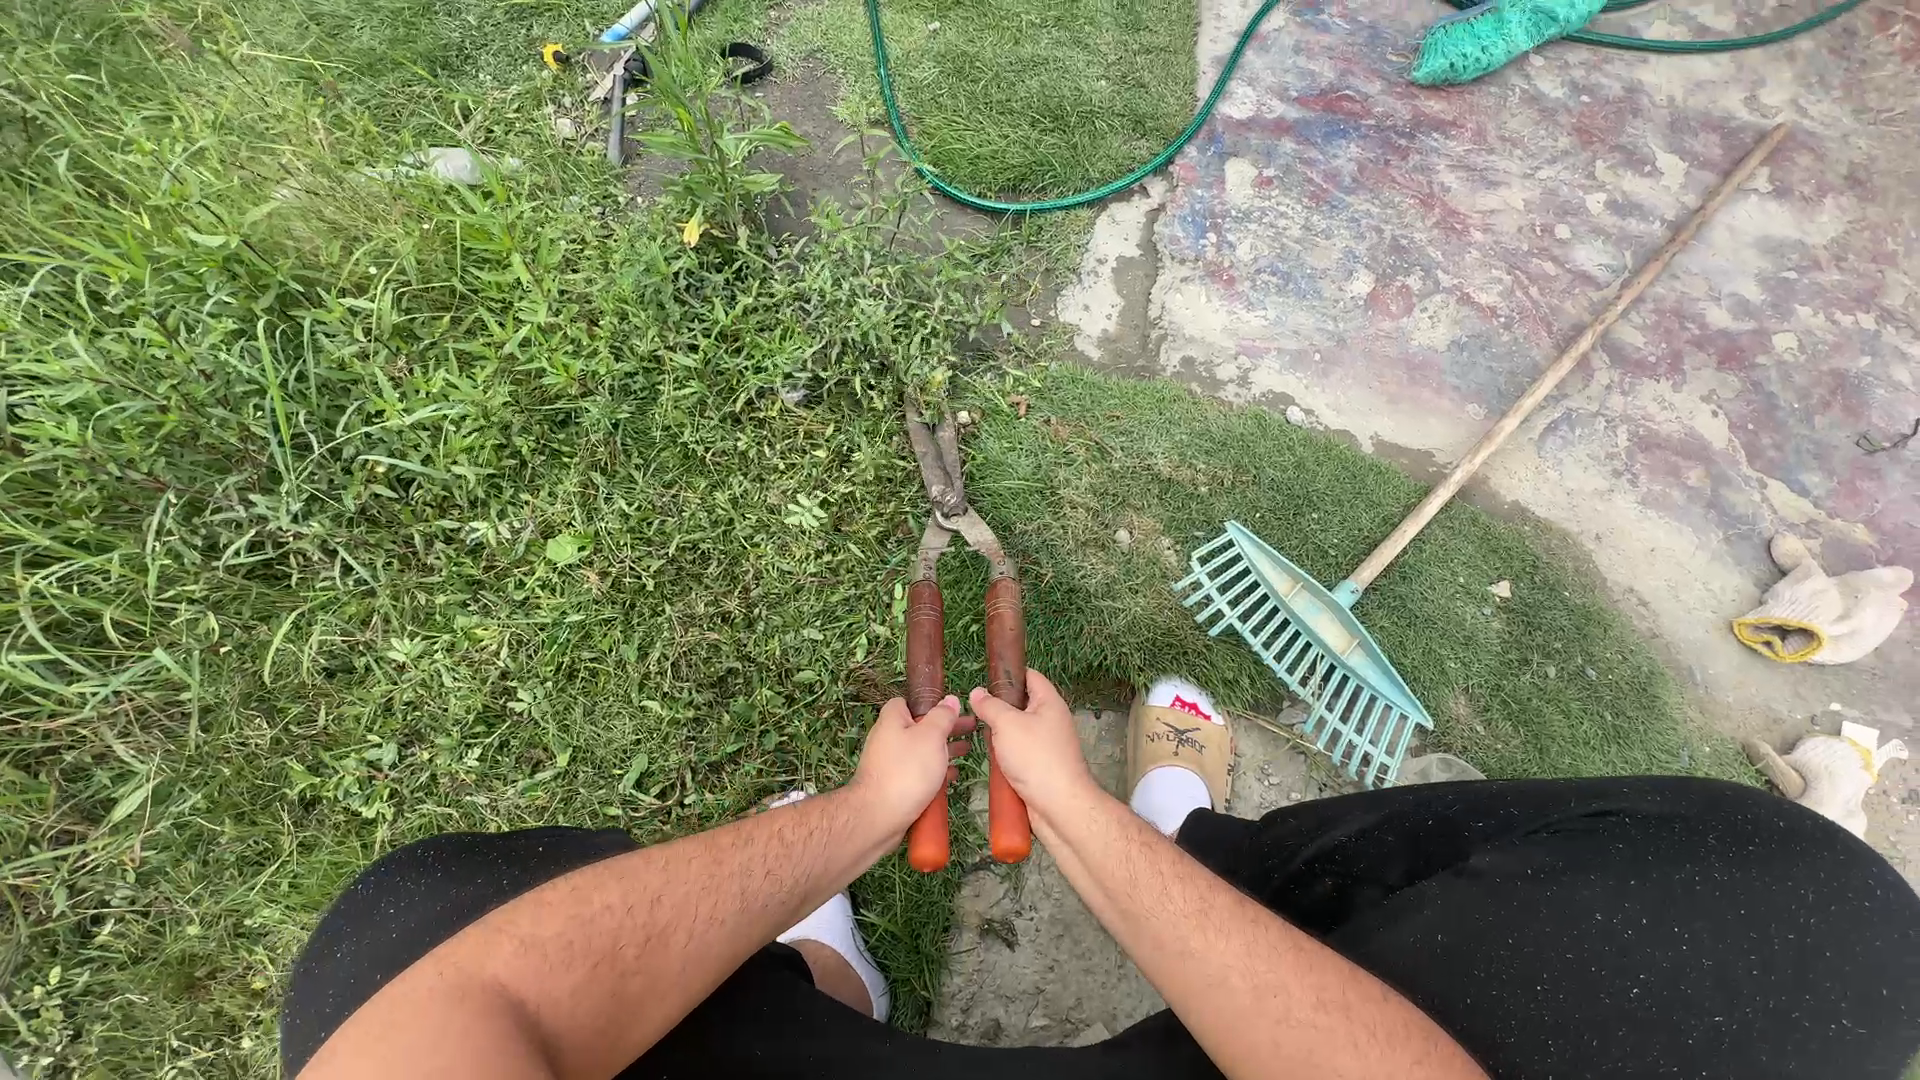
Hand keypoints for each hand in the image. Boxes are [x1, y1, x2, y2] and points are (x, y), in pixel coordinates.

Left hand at [848, 695, 974, 837]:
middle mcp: (888, 738)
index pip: (908, 702)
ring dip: (943, 750)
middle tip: (970, 729)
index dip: (930, 704)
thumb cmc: (907, 770)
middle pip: (919, 727)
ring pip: (921, 751)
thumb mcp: (931, 736)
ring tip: (966, 750)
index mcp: (893, 719)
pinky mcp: (893, 784)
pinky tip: (951, 776)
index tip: (951, 710)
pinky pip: (917, 772)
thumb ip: (943, 716)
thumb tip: (951, 700)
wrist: (879, 816)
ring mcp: (889, 763)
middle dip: (944, 728)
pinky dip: (934, 771)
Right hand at [967, 670, 1098, 827]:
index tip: (984, 677)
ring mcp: (1046, 744)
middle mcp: (1050, 719)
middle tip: (976, 710)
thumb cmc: (1035, 757)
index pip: (1029, 676)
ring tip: (979, 733)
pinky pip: (1018, 752)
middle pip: (1021, 703)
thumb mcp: (1007, 724)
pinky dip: (1005, 754)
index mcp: (1049, 702)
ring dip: (999, 734)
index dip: (1008, 673)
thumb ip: (990, 706)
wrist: (1058, 806)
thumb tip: (977, 693)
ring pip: (1017, 730)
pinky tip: (990, 758)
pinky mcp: (1040, 765)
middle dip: (998, 706)